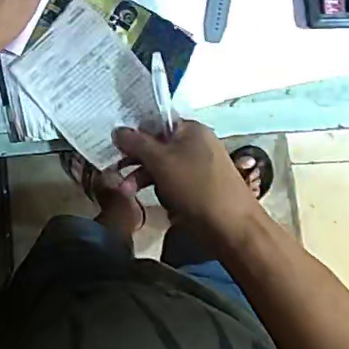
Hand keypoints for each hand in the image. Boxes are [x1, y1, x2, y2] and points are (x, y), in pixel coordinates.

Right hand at [113, 121, 265, 245]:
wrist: (232, 227)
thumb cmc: (195, 186)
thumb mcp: (160, 161)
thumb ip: (136, 143)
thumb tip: (117, 130)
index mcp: (190, 129)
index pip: (156, 122)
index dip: (135, 133)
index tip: (116, 147)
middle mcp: (196, 143)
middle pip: (157, 145)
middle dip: (136, 160)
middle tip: (116, 173)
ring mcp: (199, 165)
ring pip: (163, 165)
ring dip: (143, 177)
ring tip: (127, 193)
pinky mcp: (200, 187)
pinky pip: (174, 181)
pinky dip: (161, 188)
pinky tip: (154, 201)